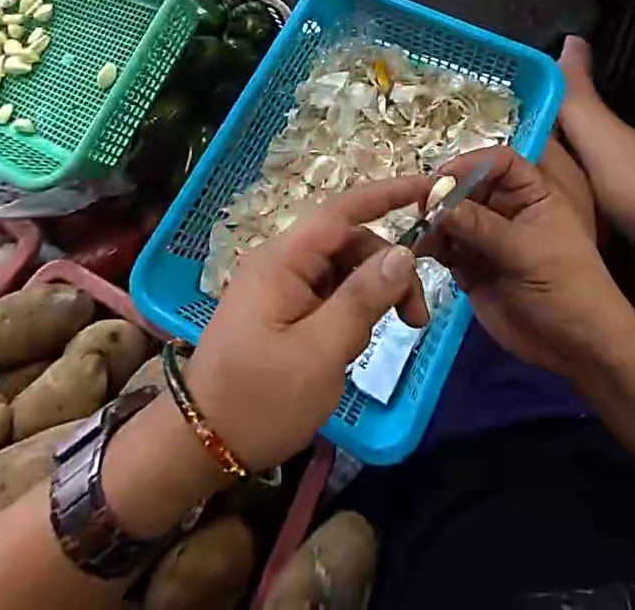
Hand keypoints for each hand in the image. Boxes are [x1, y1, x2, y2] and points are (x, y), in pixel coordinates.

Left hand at [186, 178, 432, 470]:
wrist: (201, 443)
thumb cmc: (260, 399)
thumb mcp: (320, 352)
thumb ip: (363, 299)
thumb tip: (404, 252)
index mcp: (284, 259)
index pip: (343, 210)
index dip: (389, 194)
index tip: (433, 189)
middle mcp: (282, 261)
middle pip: (350, 243)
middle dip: (389, 269)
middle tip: (417, 319)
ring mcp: (281, 284)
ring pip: (344, 269)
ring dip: (373, 294)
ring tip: (378, 339)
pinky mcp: (284, 308)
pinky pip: (330, 293)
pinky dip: (353, 311)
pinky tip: (353, 344)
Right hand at [420, 146, 633, 377]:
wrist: (574, 347)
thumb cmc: (567, 289)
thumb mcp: (528, 252)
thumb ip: (483, 227)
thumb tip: (440, 204)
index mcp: (531, 194)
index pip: (500, 162)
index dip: (473, 163)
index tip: (445, 177)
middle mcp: (504, 207)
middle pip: (467, 184)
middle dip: (444, 192)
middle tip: (423, 206)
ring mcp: (483, 235)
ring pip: (449, 214)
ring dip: (432, 219)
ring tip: (419, 232)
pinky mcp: (468, 262)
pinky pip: (442, 244)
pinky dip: (428, 244)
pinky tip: (418, 249)